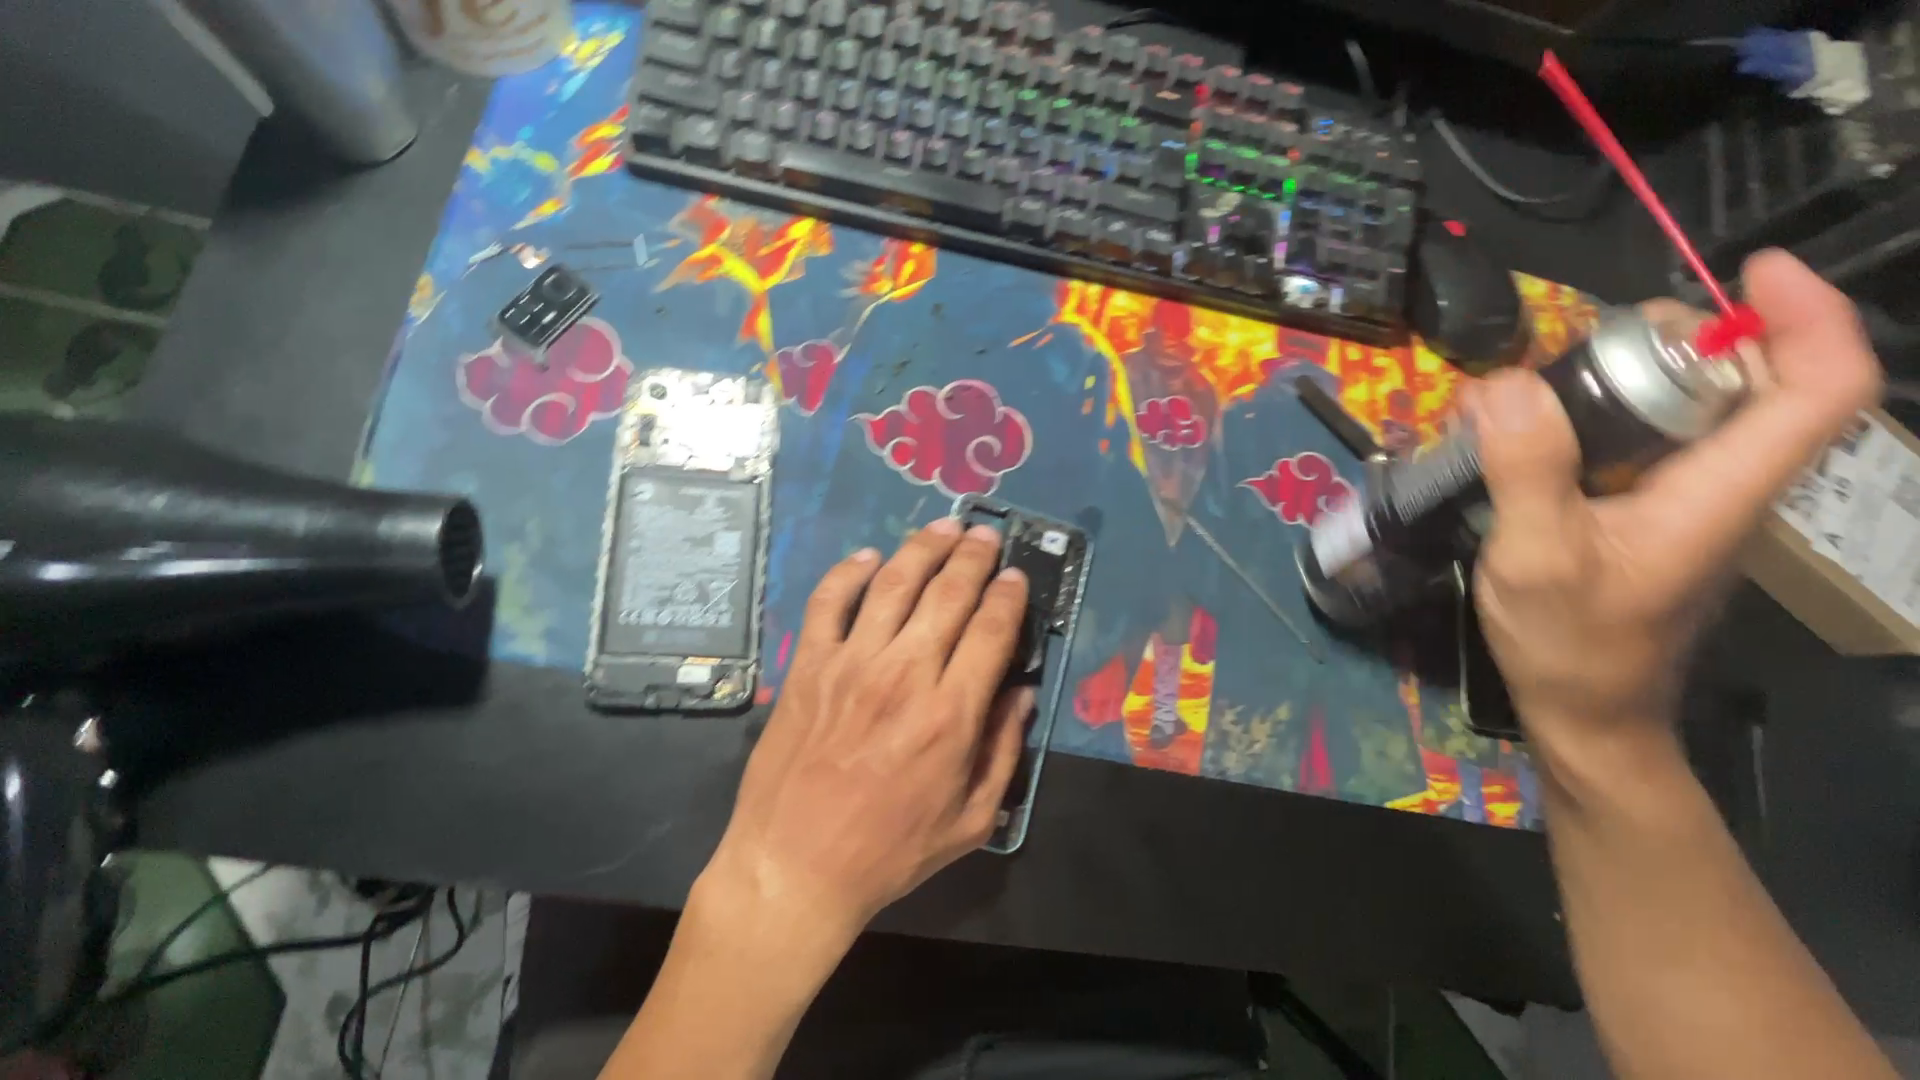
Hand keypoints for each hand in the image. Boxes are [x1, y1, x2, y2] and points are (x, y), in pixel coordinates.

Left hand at [699, 519, 1032, 943]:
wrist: (794, 868)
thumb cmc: (889, 852)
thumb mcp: (970, 821)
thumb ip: (1003, 752)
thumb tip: (1021, 694)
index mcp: (951, 714)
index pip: (991, 631)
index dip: (1008, 596)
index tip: (1015, 576)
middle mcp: (905, 674)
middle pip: (948, 594)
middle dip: (973, 556)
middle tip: (986, 535)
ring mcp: (850, 664)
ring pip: (893, 584)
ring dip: (923, 548)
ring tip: (944, 527)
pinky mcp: (808, 666)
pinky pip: (829, 603)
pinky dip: (848, 572)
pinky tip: (869, 557)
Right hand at [1471, 250, 1880, 760]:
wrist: (1586, 714)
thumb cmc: (1572, 646)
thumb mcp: (1535, 559)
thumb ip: (1527, 469)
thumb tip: (1506, 382)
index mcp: (1719, 492)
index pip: (1818, 388)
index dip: (1806, 316)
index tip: (1754, 270)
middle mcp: (1720, 485)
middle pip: (1746, 380)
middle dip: (1675, 339)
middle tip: (1584, 344)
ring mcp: (1684, 500)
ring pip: (1687, 407)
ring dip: (1621, 376)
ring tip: (1530, 390)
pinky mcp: (1648, 512)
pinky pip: (1641, 441)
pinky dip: (1593, 415)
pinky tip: (1525, 433)